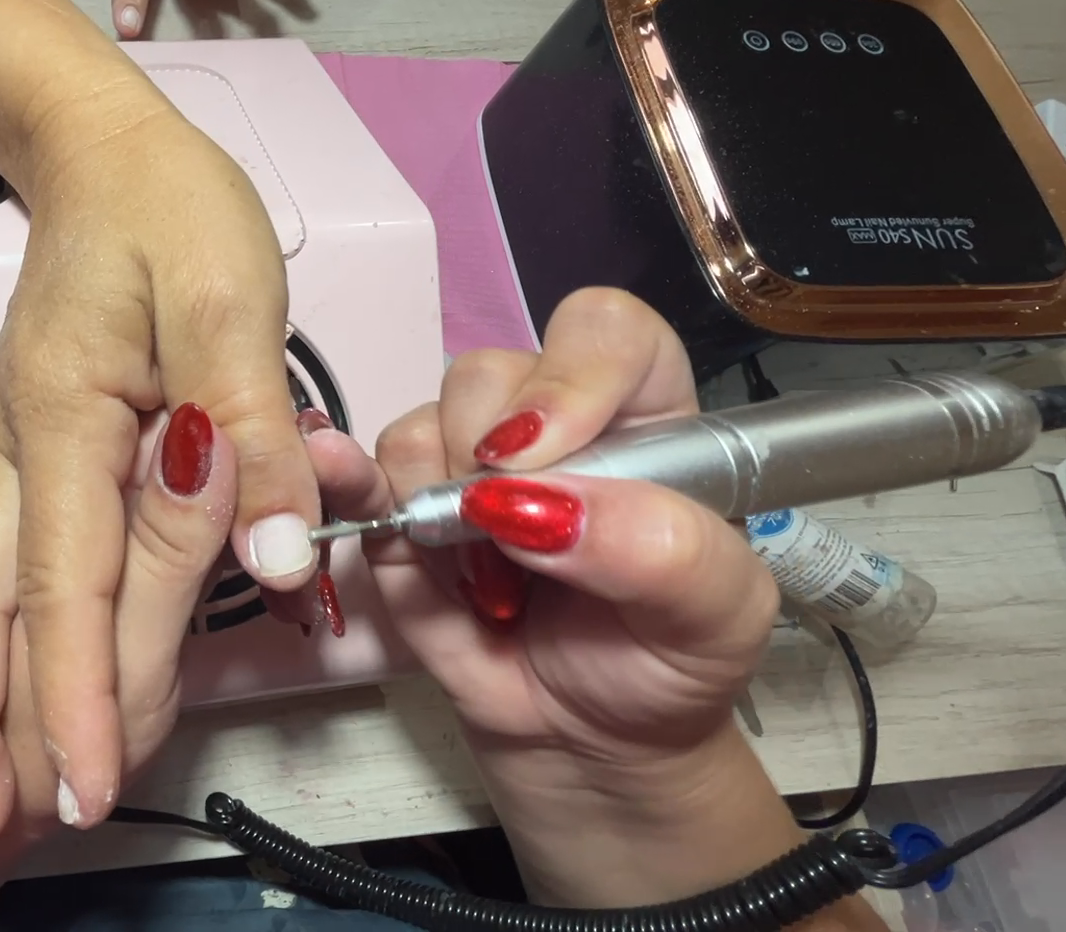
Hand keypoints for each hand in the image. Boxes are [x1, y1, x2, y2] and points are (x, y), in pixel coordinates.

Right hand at [0, 116, 321, 844]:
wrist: (102, 155)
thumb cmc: (169, 214)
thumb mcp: (232, 302)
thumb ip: (249, 426)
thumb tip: (273, 548)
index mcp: (63, 412)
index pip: (67, 574)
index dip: (74, 683)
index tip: (78, 783)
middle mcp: (13, 439)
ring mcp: (3, 439)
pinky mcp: (18, 436)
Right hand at [307, 289, 788, 903]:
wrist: (578, 731)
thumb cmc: (659, 662)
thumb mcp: (711, 618)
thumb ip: (656, 551)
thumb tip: (524, 503)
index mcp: (635, 423)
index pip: (604, 334)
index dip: (570, 372)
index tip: (542, 452)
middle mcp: (537, 427)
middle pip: (486, 372)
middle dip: (487, 453)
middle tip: (511, 539)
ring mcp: (457, 465)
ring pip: (420, 423)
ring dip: (439, 503)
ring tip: (484, 582)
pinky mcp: (397, 506)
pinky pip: (359, 469)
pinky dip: (354, 483)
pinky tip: (386, 518)